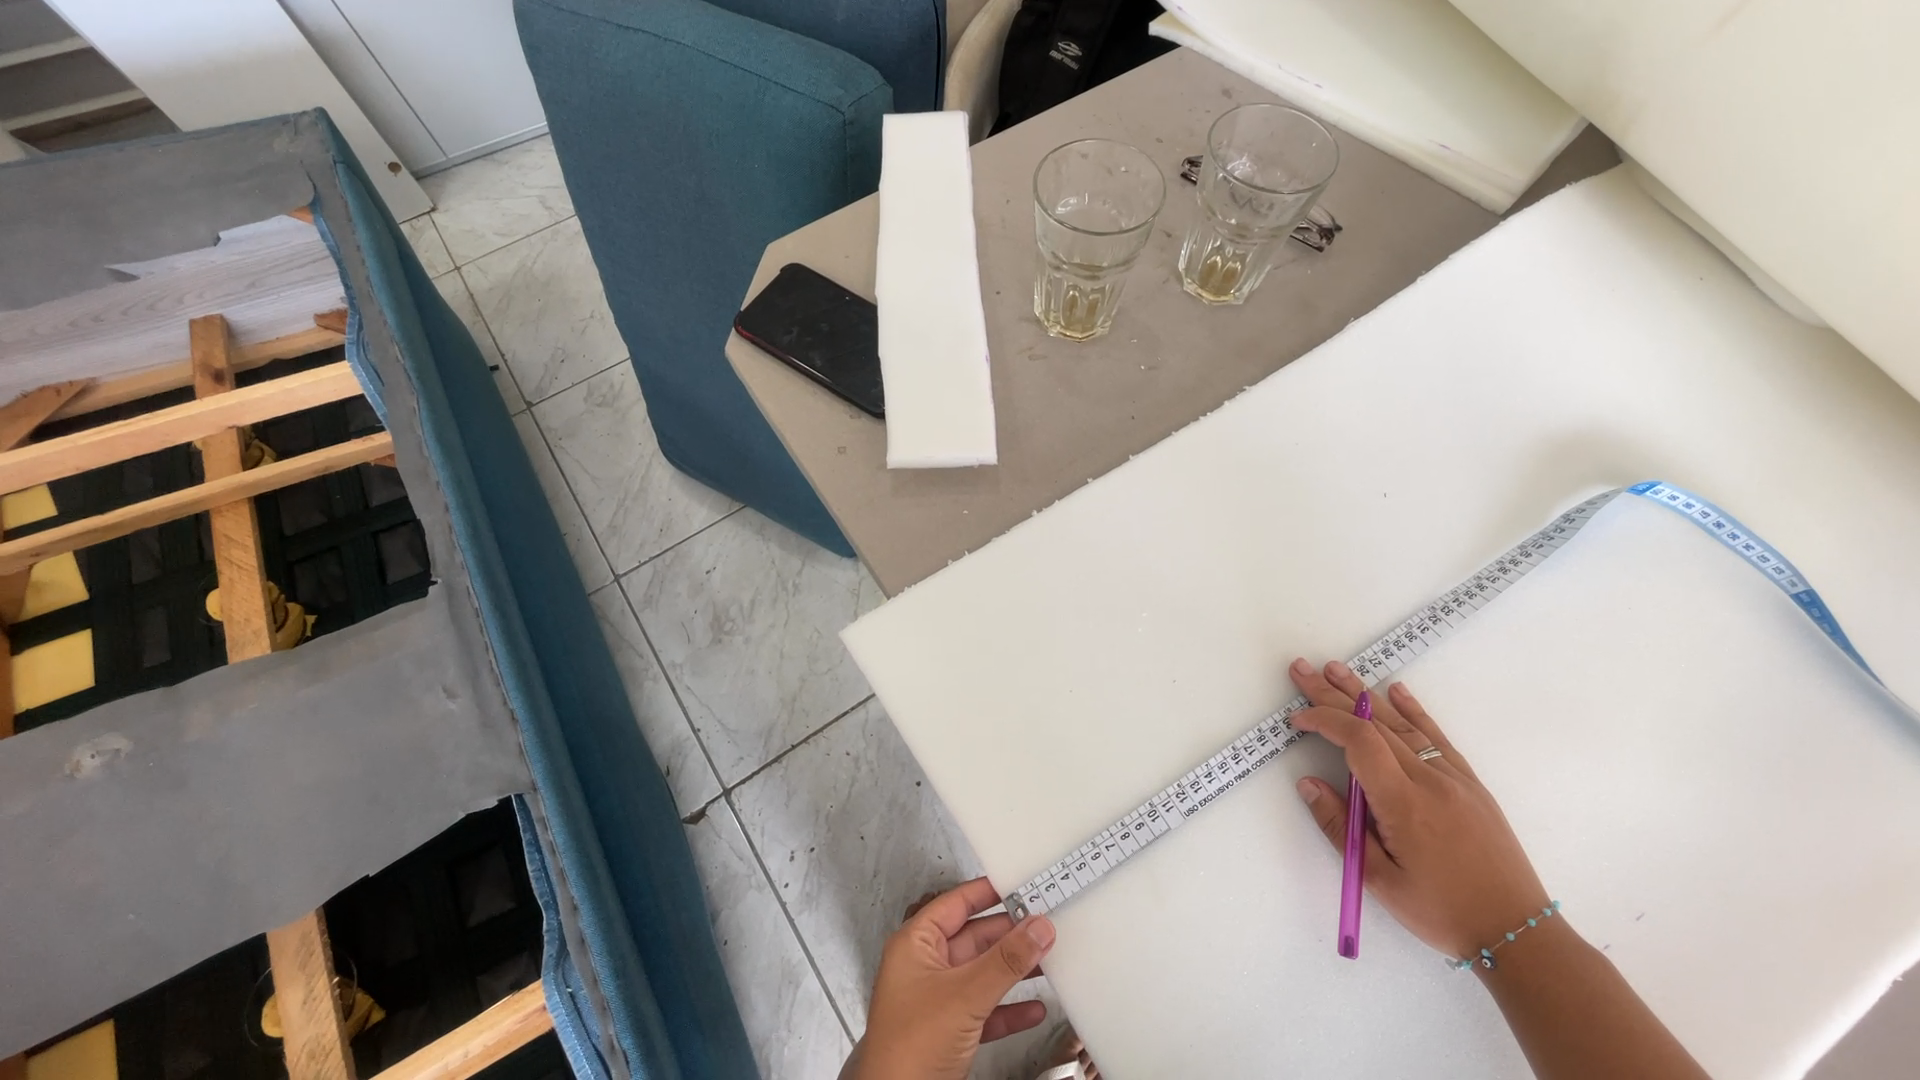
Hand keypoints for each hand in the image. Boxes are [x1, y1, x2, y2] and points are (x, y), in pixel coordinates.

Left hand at [841, 877, 1055, 1079]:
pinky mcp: (949, 1031)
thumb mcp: (964, 996)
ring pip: (982, 974)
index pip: (955, 904)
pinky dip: (1009, 1009)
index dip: (986, 893)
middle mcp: (926, 967)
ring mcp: (937, 999)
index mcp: (916, 945)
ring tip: (1048, 960)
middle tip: (1043, 924)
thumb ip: (1005, 962)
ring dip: (1014, 970)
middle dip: (1010, 934)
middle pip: (974, 938)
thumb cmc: (908, 1048)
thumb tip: (1037, 929)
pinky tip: (1033, 1009)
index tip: (1018, 885)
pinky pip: (985, 1010)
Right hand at [1288, 658, 1548, 958]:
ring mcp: (1454, 778)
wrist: (1518, 931)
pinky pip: (1436, 737)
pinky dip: (1413, 710)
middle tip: (1302, 670)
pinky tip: (1396, 690)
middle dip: (1333, 695)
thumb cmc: (1442, 912)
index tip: (1297, 721)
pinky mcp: (1470, 784)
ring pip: (1402, 724)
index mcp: (1404, 803)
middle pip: (1375, 723)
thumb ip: (1340, 827)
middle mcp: (1430, 780)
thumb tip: (1308, 785)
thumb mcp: (1379, 880)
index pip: (1359, 742)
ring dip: (1365, 694)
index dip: (1325, 721)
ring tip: (1336, 669)